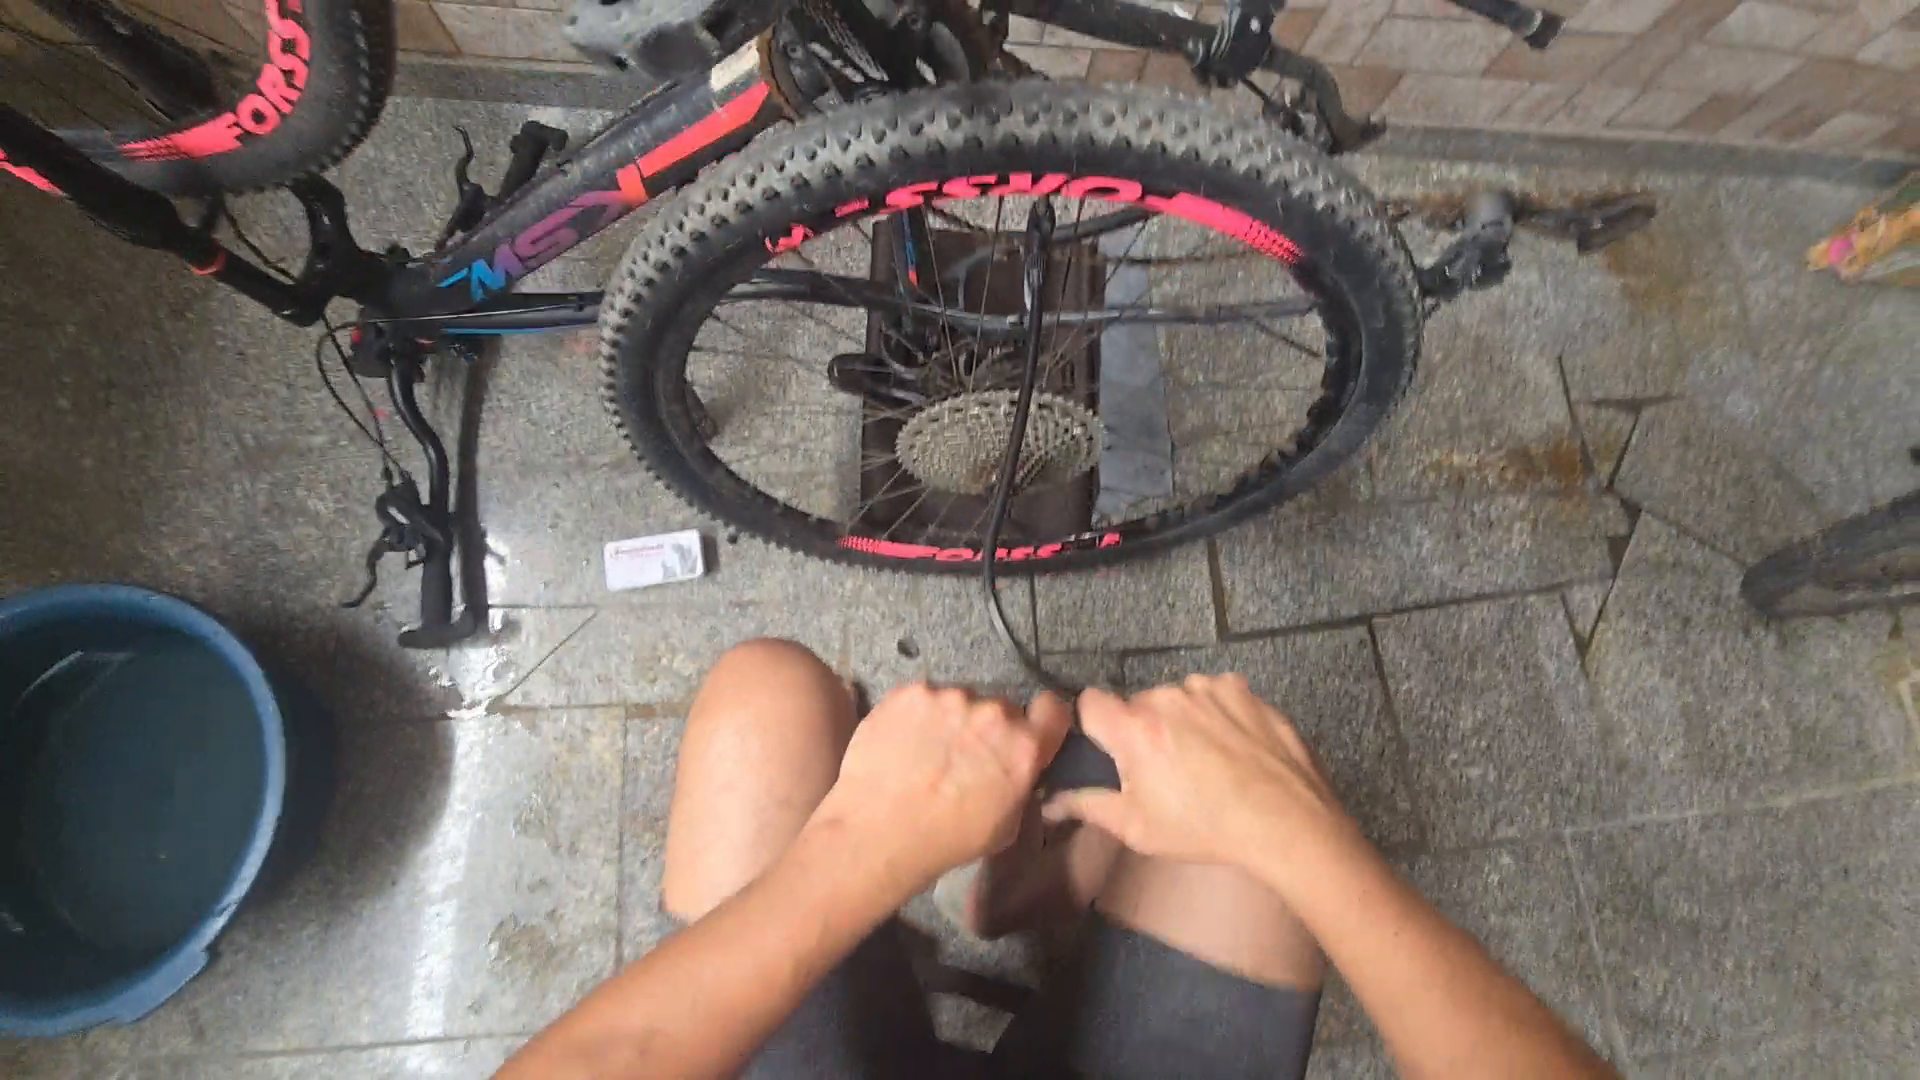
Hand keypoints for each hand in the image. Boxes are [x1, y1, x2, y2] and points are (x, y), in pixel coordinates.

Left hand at [814, 684, 1072, 893]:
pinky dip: (918, 715)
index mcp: (1023, 746)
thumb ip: (1022, 783)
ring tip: (926, 752)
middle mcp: (991, 712)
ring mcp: (949, 697)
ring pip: (960, 700)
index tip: (1030, 730)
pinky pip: (924, 697)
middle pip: (1000, 707)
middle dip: (988, 727)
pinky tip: (904, 742)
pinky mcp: (911, 691)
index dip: (1043, 719)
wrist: (877, 833)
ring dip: (951, 719)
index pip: (1054, 709)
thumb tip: (1022, 768)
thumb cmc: (946, 840)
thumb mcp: (1006, 825)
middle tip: (963, 755)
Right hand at [1042, 676, 1360, 879]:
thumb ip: (1088, 806)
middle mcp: (1166, 697)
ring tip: (1207, 759)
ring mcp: (1207, 689)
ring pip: (1176, 698)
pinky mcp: (1242, 690)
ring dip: (1181, 720)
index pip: (1089, 701)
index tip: (1112, 750)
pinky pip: (1214, 694)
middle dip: (1143, 729)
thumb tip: (1049, 802)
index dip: (1096, 724)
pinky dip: (1217, 714)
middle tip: (1166, 769)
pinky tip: (1234, 746)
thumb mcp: (1138, 828)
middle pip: (1137, 704)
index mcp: (1134, 727)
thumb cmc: (1204, 830)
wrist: (1288, 824)